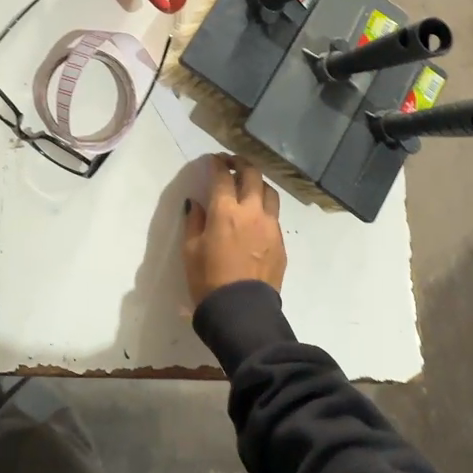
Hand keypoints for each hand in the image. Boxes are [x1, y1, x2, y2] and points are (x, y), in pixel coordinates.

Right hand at [182, 155, 285, 305]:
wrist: (242, 312)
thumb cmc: (208, 280)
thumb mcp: (190, 250)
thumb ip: (195, 221)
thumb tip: (197, 203)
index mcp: (226, 211)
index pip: (223, 176)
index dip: (218, 164)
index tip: (213, 160)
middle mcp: (252, 212)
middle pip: (252, 175)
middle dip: (241, 164)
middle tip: (232, 164)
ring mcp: (270, 226)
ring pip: (270, 192)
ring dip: (258, 184)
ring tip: (249, 187)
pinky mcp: (281, 243)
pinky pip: (274, 216)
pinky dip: (265, 208)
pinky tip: (256, 218)